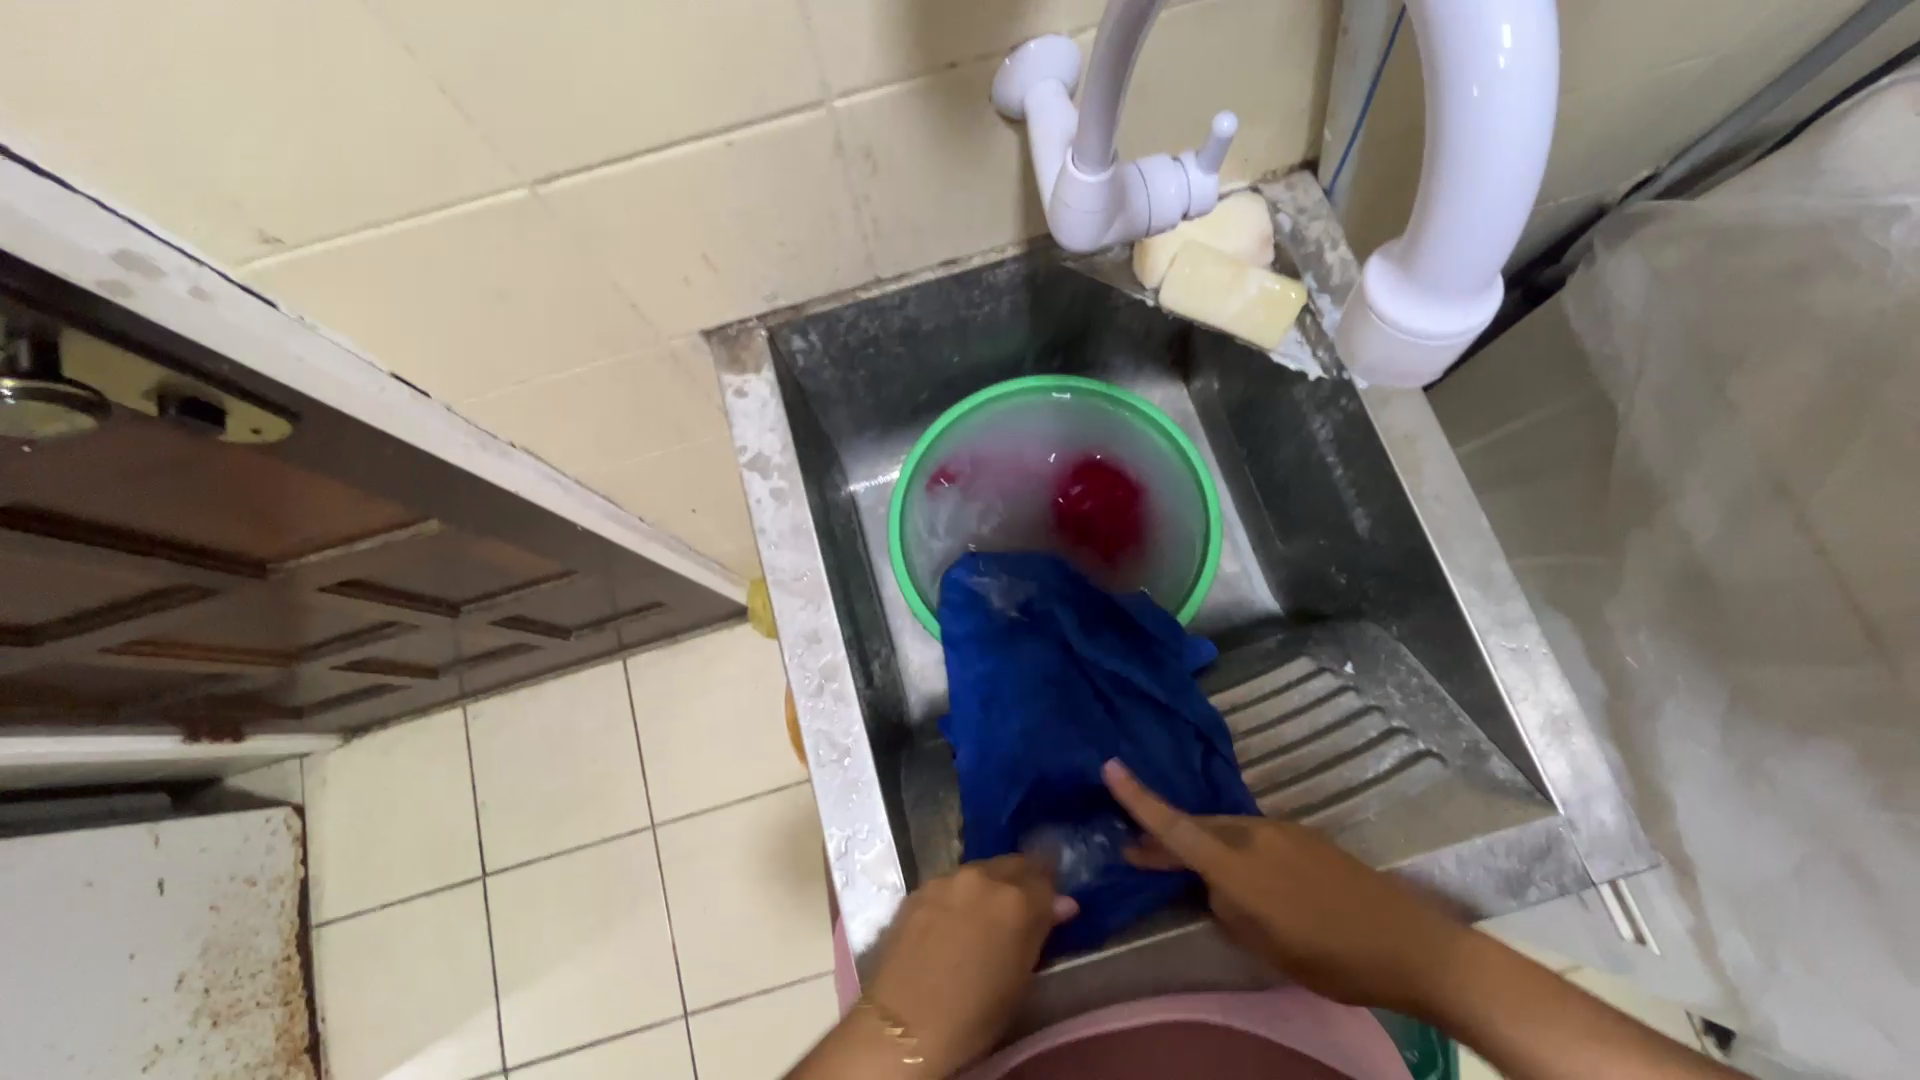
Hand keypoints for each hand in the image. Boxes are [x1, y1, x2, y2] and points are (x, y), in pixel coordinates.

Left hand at [861, 855, 1077, 1074]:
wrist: (905, 1024)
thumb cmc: (975, 1014)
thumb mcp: (1021, 979)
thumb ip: (1040, 931)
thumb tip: (1062, 904)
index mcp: (1017, 899)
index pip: (1046, 879)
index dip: (1051, 895)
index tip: (1052, 908)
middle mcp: (983, 877)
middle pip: (1013, 865)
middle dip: (1022, 881)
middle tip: (1021, 909)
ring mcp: (946, 880)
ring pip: (979, 872)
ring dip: (988, 887)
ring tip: (983, 918)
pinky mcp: (917, 890)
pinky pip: (949, 884)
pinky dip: (959, 897)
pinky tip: (952, 922)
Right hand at [1103, 759, 1470, 1015]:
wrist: (1411, 943)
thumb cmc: (1329, 955)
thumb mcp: (1264, 945)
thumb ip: (1226, 908)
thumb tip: (1213, 886)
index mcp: (1237, 862)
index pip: (1175, 827)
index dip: (1138, 799)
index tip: (1109, 767)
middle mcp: (1255, 834)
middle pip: (1198, 826)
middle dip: (1165, 840)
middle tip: (1136, 854)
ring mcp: (1283, 831)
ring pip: (1226, 832)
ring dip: (1203, 847)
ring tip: (1190, 873)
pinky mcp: (1305, 838)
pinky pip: (1254, 837)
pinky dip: (1235, 851)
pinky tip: (1245, 878)